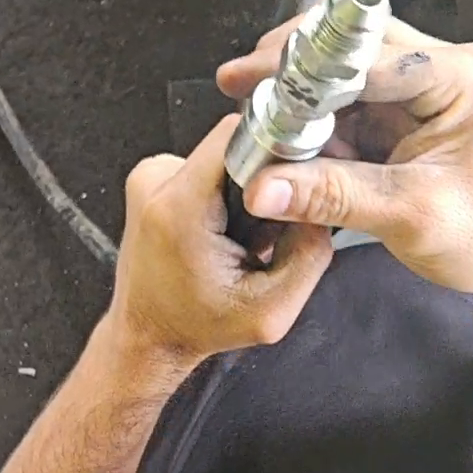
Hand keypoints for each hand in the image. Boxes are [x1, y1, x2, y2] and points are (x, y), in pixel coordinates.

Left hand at [104, 115, 333, 366]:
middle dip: (262, 184)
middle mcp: (155, 182)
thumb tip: (324, 206)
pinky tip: (219, 233)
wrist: (148, 338)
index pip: (240, 134)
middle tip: (259, 233)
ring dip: (242, 192)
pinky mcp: (151, 179)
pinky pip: (205, 167)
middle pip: (235, 145)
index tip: (291, 191)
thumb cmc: (195, 326)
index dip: (278, 155)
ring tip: (236, 238)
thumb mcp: (271, 311)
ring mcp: (148, 177)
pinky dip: (221, 195)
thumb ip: (309, 254)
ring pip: (223, 157)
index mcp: (179, 207)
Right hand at [216, 15, 472, 295]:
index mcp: (459, 77)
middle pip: (348, 49)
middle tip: (243, 88)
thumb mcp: (412, 215)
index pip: (366, 54)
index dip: (302, 69)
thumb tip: (265, 186)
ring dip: (299, 102)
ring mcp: (418, 95)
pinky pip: (344, 112)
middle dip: (292, 70)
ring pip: (340, 79)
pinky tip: (288, 149)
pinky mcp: (401, 121)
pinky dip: (312, 129)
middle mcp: (440, 72)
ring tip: (259, 126)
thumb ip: (334, 196)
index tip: (251, 79)